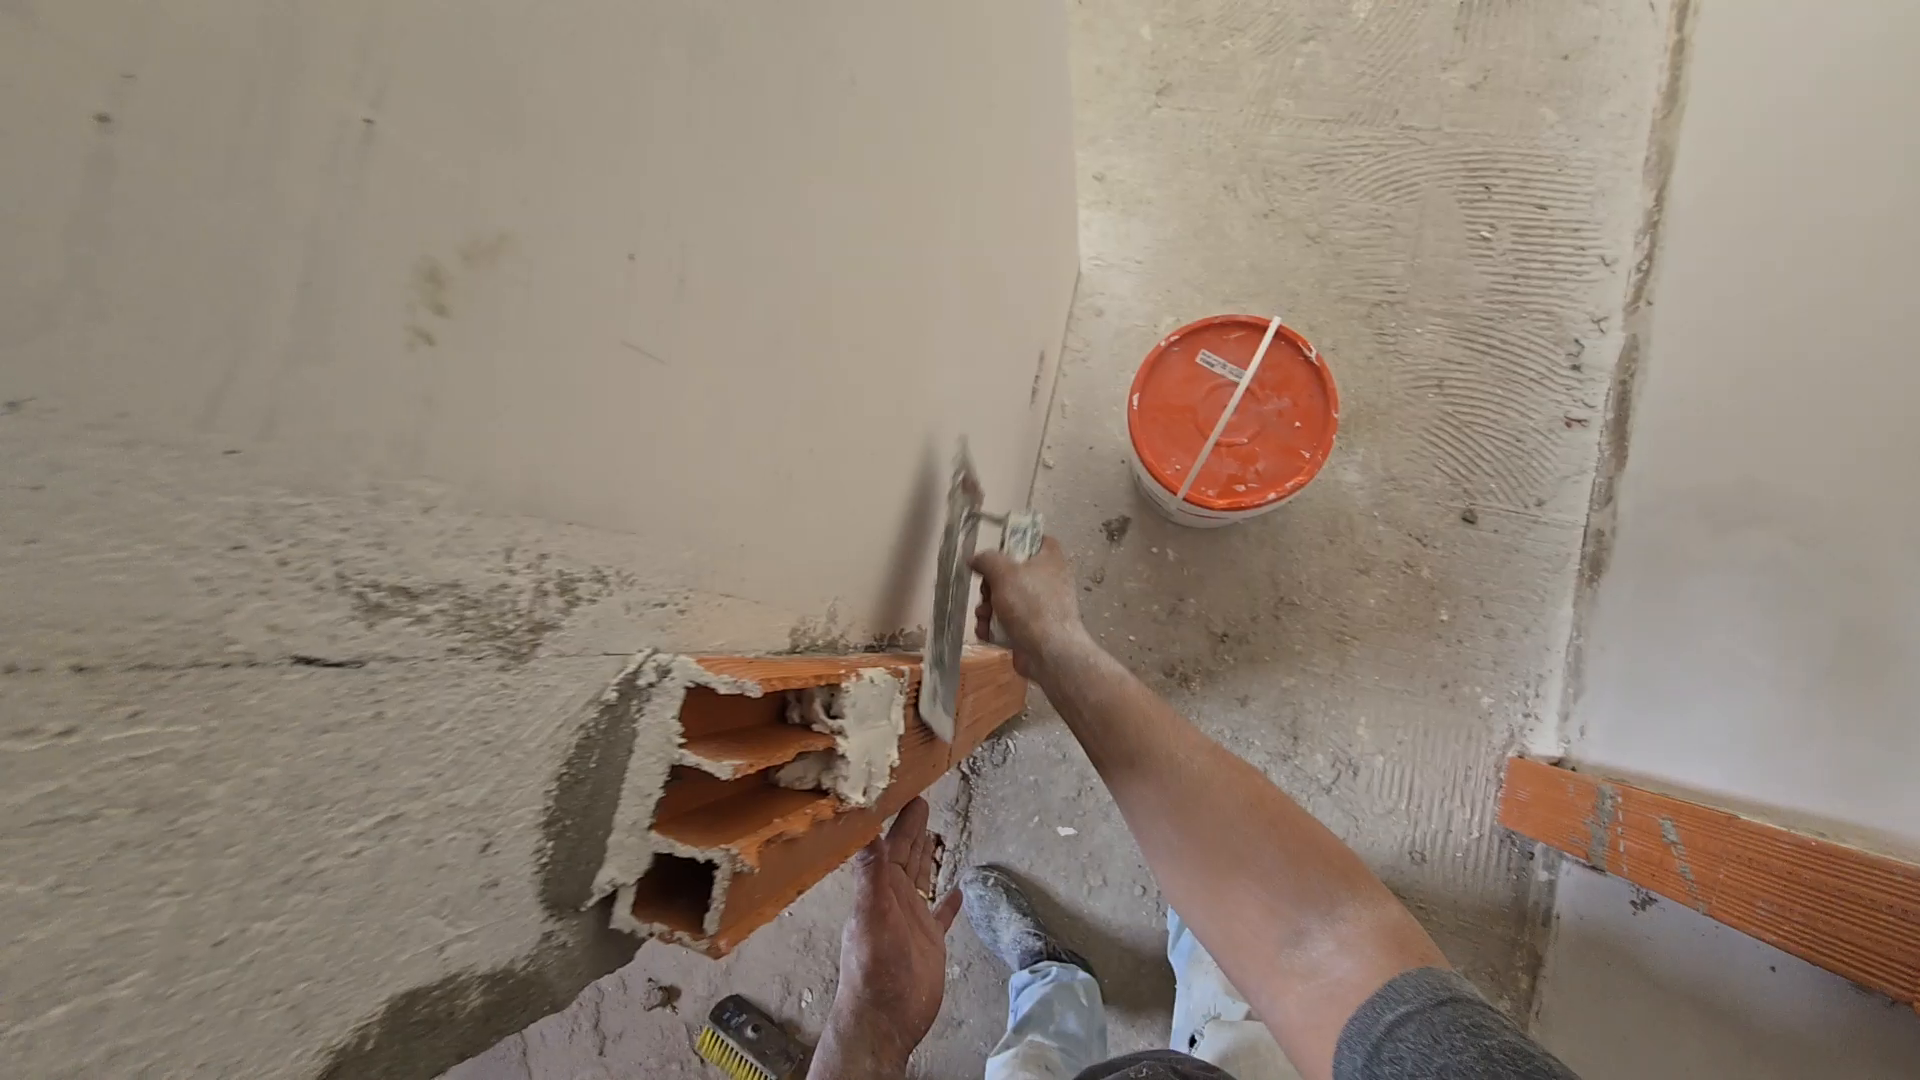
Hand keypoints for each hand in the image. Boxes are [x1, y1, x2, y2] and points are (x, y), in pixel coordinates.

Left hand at [811, 798, 961, 1077]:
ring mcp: (912, 920)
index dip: (901, 818)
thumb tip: (869, 831)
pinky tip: (958, 889)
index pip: (892, 843)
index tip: (910, 790)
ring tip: (934, 832)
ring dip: (927, 856)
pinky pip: (941, 915)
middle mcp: (894, 899)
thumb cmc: (876, 971)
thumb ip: (871, 876)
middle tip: (923, 799)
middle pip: (907, 854)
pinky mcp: (929, 942)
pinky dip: (949, 902)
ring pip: (922, 878)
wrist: (886, 1022)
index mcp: (880, 888)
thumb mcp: (871, 918)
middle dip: (913, 828)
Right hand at [971, 536, 1089, 679]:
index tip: (998, 551)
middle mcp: (1050, 580)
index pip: (1037, 540)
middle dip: (991, 585)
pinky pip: (1008, 621)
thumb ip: (987, 560)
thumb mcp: (1004, 573)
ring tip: (983, 616)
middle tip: (986, 592)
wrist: (1049, 652)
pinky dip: (995, 626)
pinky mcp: (1033, 629)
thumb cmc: (1031, 605)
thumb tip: (975, 558)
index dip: (1017, 542)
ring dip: (988, 608)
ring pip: (1006, 599)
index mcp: (1051, 559)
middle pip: (1013, 572)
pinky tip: (986, 631)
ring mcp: (1042, 607)